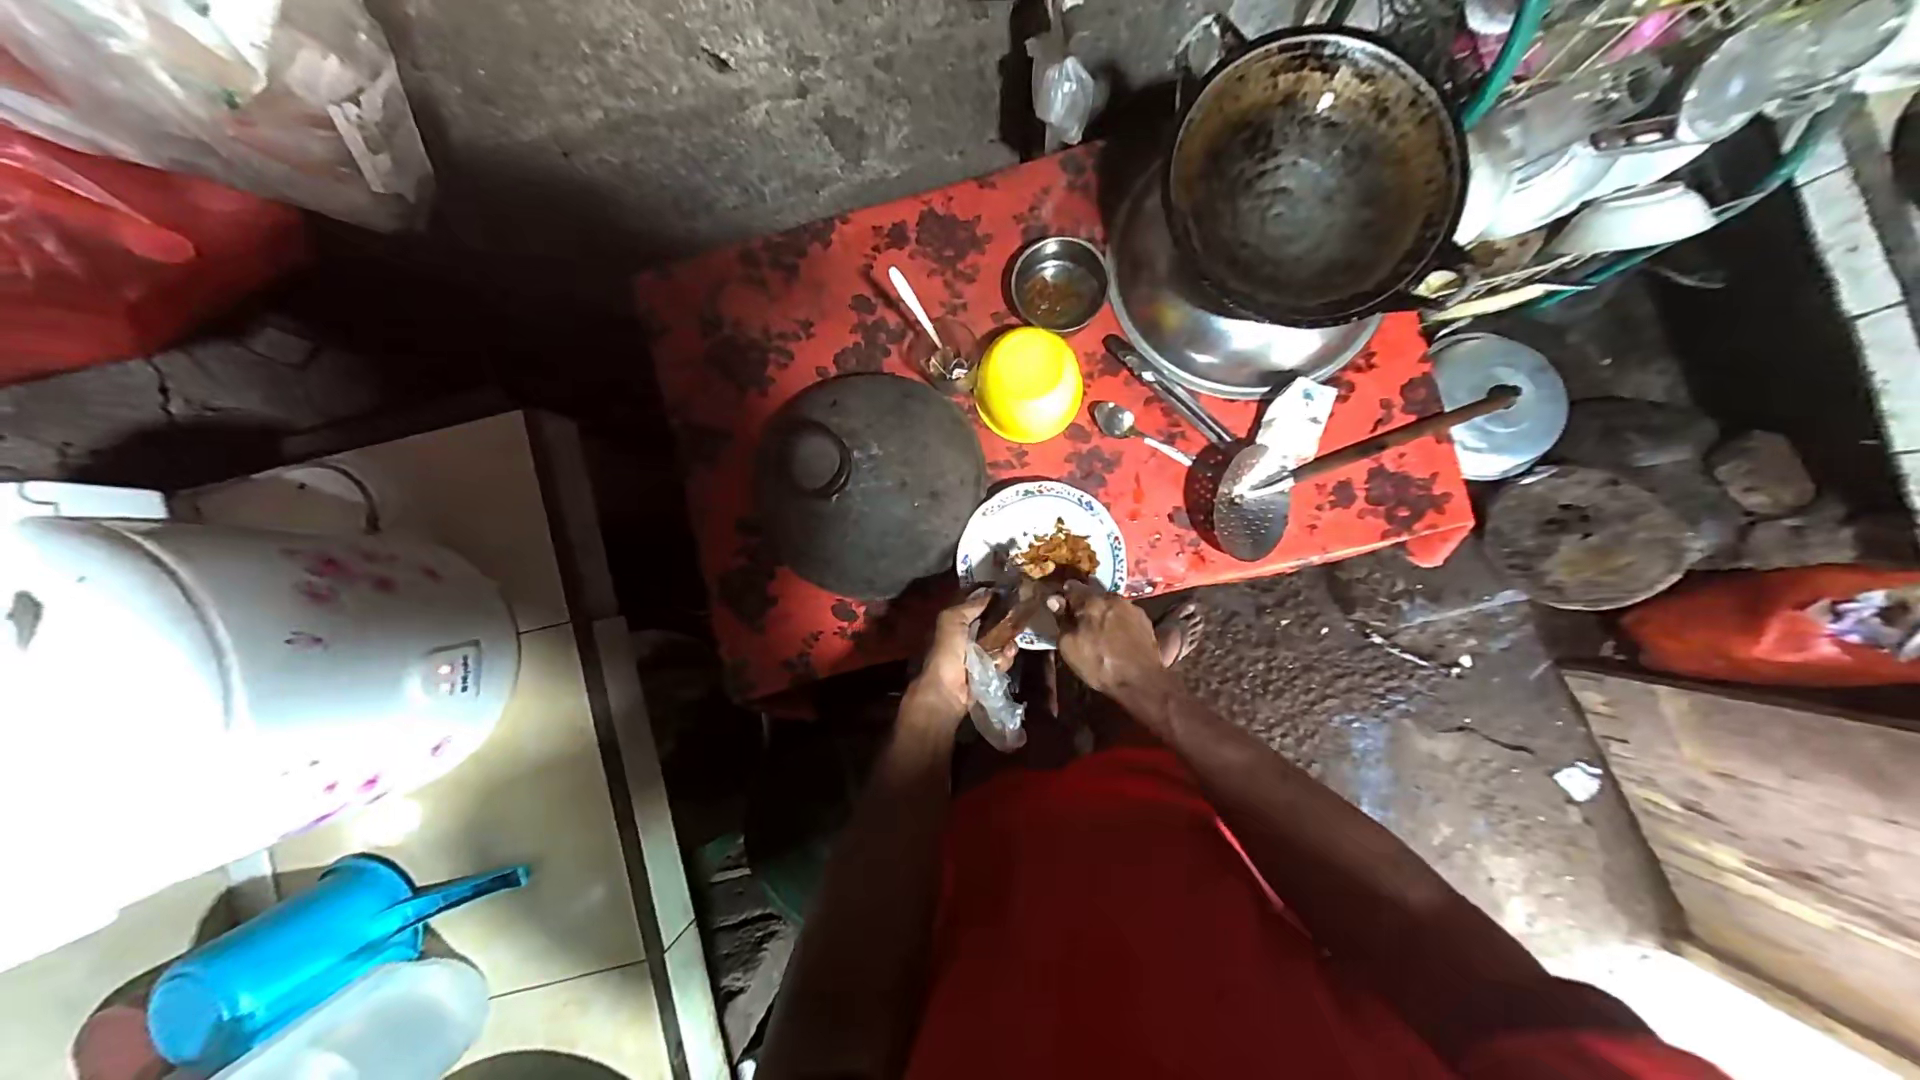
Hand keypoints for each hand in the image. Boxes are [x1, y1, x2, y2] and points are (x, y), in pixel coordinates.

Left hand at [904, 590, 1009, 724]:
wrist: (947, 689)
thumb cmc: (947, 650)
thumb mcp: (952, 619)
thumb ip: (970, 606)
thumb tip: (990, 593)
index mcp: (958, 623)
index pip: (979, 607)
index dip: (993, 601)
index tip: (1011, 595)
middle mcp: (969, 637)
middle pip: (995, 624)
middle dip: (1006, 623)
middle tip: (1016, 621)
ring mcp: (980, 655)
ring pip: (1002, 642)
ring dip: (1007, 644)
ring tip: (1008, 647)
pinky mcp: (989, 671)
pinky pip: (1003, 660)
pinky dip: (1004, 659)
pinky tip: (1002, 659)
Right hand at [1051, 580, 1169, 698]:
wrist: (1141, 681)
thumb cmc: (1099, 664)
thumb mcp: (1069, 646)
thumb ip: (1062, 620)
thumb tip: (1054, 600)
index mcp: (1092, 601)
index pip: (1073, 587)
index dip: (1064, 596)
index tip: (1061, 606)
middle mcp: (1113, 598)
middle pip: (1094, 595)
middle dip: (1085, 605)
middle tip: (1079, 621)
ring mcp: (1132, 608)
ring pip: (1111, 604)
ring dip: (1103, 612)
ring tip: (1100, 629)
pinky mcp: (1145, 620)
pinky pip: (1124, 614)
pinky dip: (1117, 620)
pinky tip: (1116, 636)